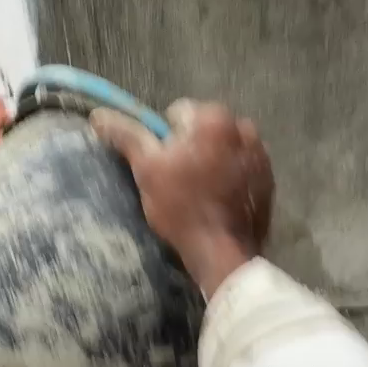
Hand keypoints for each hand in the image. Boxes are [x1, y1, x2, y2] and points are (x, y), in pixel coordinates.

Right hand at [92, 99, 273, 296]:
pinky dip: (231, 178)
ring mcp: (262, 156)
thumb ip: (126, 135)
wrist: (223, 252)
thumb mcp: (147, 168)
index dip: (164, 140)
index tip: (164, 167)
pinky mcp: (269, 181)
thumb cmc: (182, 207)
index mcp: (215, 118)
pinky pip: (242, 169)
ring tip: (200, 194)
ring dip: (212, 162)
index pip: (177, 113)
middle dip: (191, 149)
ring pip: (223, 150)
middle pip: (204, 131)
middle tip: (180, 182)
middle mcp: (245, 128)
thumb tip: (98, 115)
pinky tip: (219, 202)